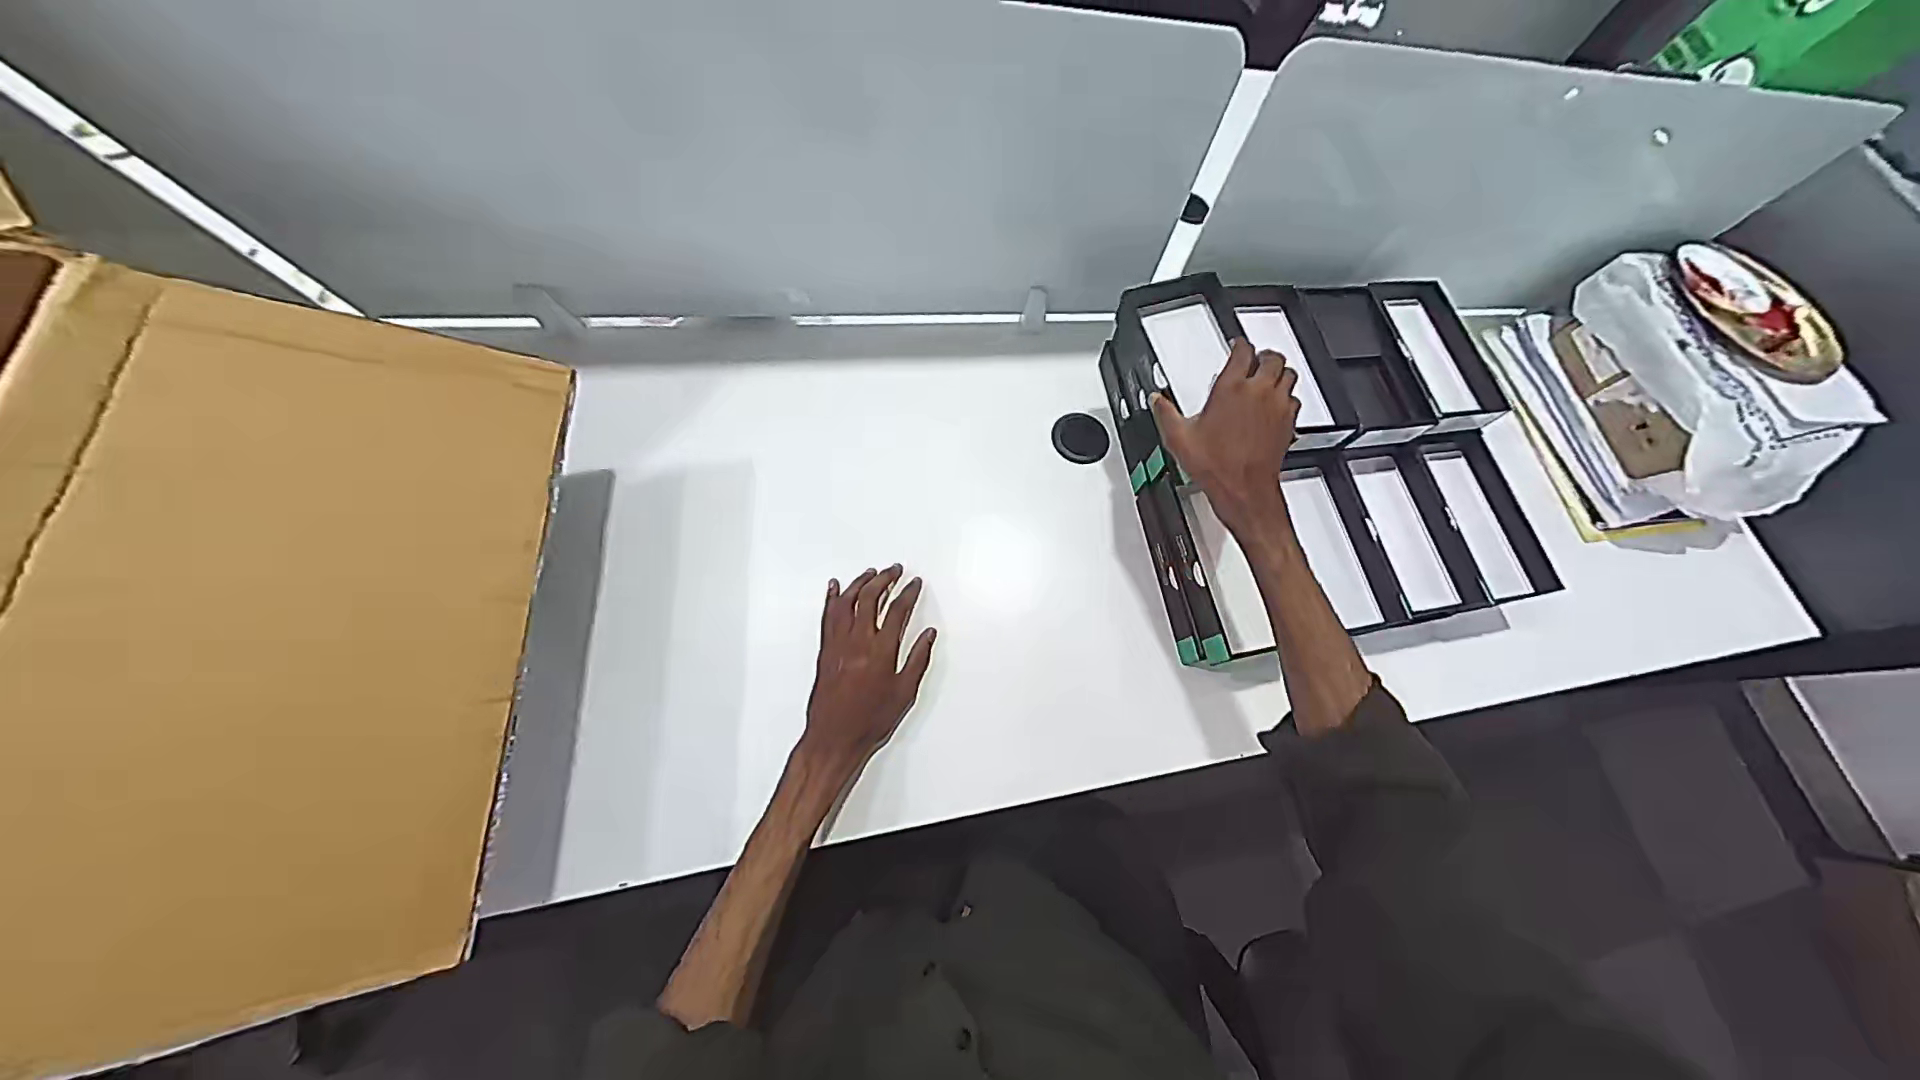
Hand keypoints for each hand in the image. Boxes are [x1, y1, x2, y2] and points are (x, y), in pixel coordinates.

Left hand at [802, 565, 936, 772]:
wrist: (834, 738)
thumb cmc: (868, 721)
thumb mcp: (905, 692)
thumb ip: (918, 659)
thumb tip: (928, 635)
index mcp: (881, 651)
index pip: (898, 610)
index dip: (908, 593)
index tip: (914, 584)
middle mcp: (858, 642)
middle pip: (871, 597)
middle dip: (885, 579)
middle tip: (894, 571)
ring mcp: (838, 644)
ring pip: (848, 601)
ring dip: (860, 583)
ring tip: (870, 573)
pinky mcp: (825, 650)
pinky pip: (828, 616)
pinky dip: (833, 598)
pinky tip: (836, 588)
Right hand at [1150, 338, 1298, 535]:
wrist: (1244, 489)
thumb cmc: (1217, 466)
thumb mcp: (1179, 437)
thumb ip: (1166, 413)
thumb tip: (1157, 400)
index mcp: (1231, 388)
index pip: (1242, 351)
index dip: (1239, 344)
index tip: (1237, 345)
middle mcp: (1258, 392)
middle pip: (1271, 357)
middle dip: (1262, 355)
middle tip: (1254, 358)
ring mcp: (1277, 405)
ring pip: (1288, 374)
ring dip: (1277, 372)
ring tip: (1267, 375)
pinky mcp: (1288, 421)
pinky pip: (1293, 398)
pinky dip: (1285, 395)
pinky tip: (1274, 403)